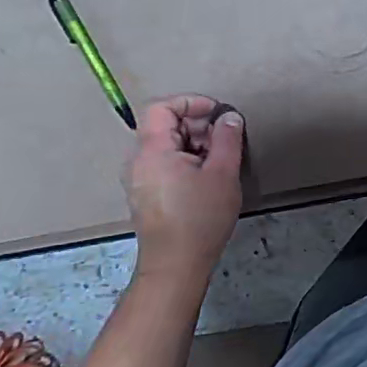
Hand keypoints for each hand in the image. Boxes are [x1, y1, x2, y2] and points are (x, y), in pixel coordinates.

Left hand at [123, 94, 244, 279]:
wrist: (176, 264)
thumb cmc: (200, 218)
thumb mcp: (223, 174)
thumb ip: (227, 139)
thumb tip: (229, 117)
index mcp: (152, 150)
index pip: (161, 107)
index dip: (191, 102)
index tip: (218, 113)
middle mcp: (138, 160)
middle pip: (163, 125)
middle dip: (196, 125)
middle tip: (225, 139)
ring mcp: (139, 178)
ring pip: (165, 146)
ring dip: (194, 143)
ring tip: (220, 160)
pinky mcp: (145, 194)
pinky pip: (163, 164)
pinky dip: (186, 160)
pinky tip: (207, 178)